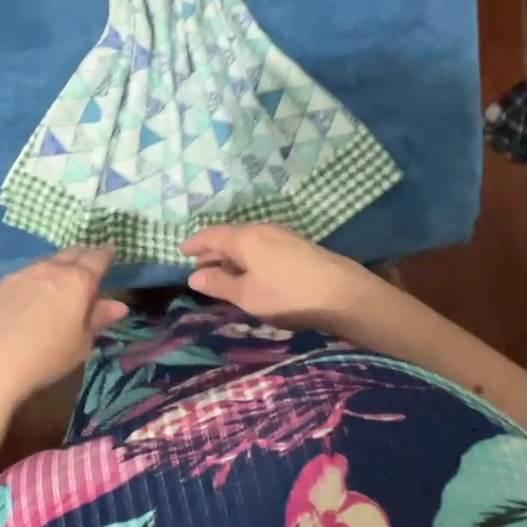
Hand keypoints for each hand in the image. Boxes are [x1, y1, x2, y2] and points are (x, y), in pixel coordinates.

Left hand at [0, 248, 129, 406]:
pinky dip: (38, 276)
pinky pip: (28, 273)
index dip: (106, 253)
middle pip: (72, 253)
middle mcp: (51, 269)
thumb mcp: (80, 343)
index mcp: (77, 280)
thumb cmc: (46, 356)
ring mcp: (23, 273)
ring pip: (48, 261)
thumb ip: (98, 319)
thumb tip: (119, 305)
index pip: (97, 258)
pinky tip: (35, 291)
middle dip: (84, 254)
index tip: (111, 248)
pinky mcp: (2, 284)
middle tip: (90, 260)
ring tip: (63, 276)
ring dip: (59, 264)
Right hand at [179, 224, 389, 331]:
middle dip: (212, 252)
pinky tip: (251, 274)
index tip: (182, 252)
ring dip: (231, 256)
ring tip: (223, 274)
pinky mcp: (297, 247)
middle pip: (229, 237)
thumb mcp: (247, 296)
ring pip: (247, 242)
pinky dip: (248, 258)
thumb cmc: (288, 295)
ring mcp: (282, 236)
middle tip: (199, 268)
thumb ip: (219, 285)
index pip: (211, 235)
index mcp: (244, 237)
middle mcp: (261, 229)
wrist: (344, 294)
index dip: (195, 244)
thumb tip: (194, 276)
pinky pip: (261, 247)